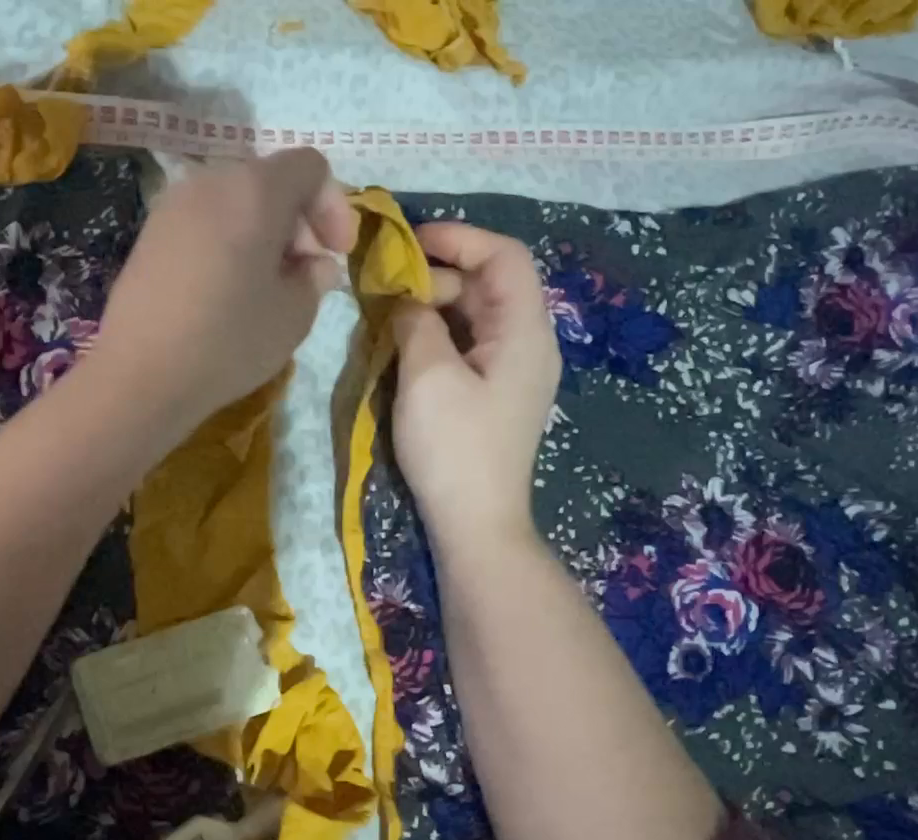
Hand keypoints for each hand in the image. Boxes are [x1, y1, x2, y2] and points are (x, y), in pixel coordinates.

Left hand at [92, 149, 356, 424]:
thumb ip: (314, 279)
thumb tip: (314, 264)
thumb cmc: (228, 343)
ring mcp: (171, 207)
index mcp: (255, 190)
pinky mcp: (146, 236)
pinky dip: (223, 244)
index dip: (333, 206)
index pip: (310, 167)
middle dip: (295, 222)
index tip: (335, 255)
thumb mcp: (293, 316)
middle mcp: (210, 182)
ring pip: (232, 203)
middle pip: (268, 182)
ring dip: (258, 233)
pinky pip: (200, 225)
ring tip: (262, 286)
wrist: (141, 376)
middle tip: (301, 274)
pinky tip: (222, 292)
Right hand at [391, 224, 560, 548]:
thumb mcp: (427, 377)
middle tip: (389, 290)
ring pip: (476, 316)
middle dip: (439, 275)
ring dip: (434, 306)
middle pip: (490, 284)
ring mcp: (512, 372)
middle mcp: (528, 344)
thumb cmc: (455, 448)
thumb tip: (406, 300)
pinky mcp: (493, 396)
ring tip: (389, 315)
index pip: (505, 256)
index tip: (409, 241)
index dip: (460, 238)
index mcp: (525, 331)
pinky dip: (438, 335)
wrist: (476, 523)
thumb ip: (416, 323)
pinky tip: (405, 345)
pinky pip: (469, 346)